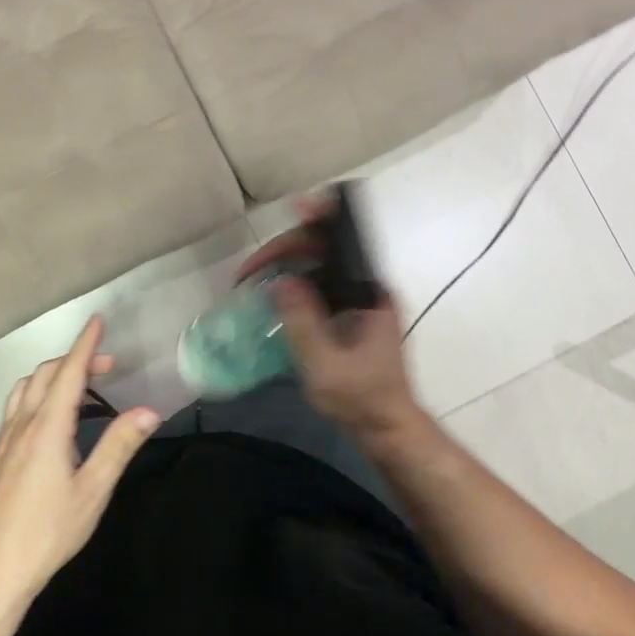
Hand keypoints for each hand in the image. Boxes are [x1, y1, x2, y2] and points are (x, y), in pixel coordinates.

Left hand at [0, 317, 160, 617]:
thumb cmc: (48, 532)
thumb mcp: (93, 491)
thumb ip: (119, 446)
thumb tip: (150, 410)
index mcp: (47, 427)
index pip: (69, 373)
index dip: (85, 345)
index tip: (98, 320)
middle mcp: (21, 424)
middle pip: (45, 375)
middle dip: (76, 360)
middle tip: (110, 366)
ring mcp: (4, 440)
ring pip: (25, 389)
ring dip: (53, 375)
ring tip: (81, 386)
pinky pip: (16, 407)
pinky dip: (37, 394)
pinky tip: (50, 419)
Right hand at [241, 196, 429, 443]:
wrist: (387, 428)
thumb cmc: (361, 398)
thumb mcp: (325, 364)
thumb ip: (303, 321)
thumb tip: (281, 280)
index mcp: (370, 292)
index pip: (346, 239)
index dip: (322, 218)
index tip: (295, 207)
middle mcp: (368, 288)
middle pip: (326, 248)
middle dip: (284, 249)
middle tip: (247, 272)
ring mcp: (360, 300)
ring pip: (320, 264)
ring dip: (286, 263)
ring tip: (252, 279)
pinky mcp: (351, 314)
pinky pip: (320, 282)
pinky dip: (295, 279)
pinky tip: (272, 293)